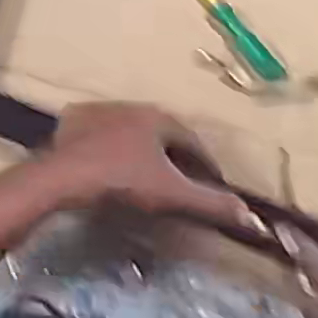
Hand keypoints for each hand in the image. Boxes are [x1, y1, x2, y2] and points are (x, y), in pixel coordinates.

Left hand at [43, 102, 251, 226]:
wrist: (67, 174)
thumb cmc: (124, 180)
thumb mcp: (173, 194)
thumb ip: (211, 202)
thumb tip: (250, 213)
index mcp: (156, 117)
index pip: (191, 139)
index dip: (205, 162)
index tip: (213, 182)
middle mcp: (129, 104)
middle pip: (160, 130)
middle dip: (174, 153)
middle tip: (183, 178)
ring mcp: (98, 108)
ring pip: (129, 127)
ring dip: (141, 146)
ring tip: (147, 171)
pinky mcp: (73, 118)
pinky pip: (100, 130)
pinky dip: (111, 144)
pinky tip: (111, 161)